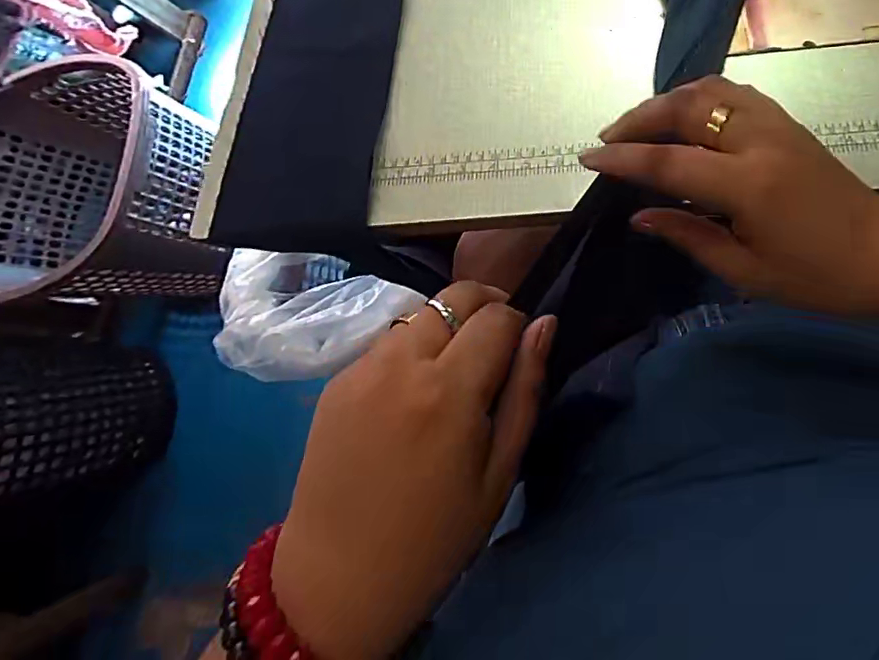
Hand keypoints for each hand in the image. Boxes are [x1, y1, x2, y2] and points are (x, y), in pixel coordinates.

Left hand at [272, 283, 555, 659]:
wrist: (333, 584)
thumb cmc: (435, 537)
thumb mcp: (500, 471)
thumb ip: (526, 388)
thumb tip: (545, 324)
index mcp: (448, 390)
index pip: (498, 316)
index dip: (519, 325)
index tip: (520, 355)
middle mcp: (401, 364)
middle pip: (457, 295)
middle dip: (487, 306)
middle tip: (496, 344)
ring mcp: (361, 369)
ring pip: (422, 312)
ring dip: (448, 325)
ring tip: (453, 371)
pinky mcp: (335, 381)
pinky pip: (388, 340)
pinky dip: (413, 347)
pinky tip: (413, 392)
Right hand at [578, 75, 878, 316]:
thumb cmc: (820, 278)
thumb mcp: (748, 271)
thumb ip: (689, 235)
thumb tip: (639, 216)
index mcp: (749, 184)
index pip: (669, 161)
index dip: (623, 158)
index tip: (588, 158)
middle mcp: (760, 140)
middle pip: (687, 107)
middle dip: (640, 118)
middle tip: (610, 140)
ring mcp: (778, 125)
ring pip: (711, 89)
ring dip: (669, 100)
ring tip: (643, 125)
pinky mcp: (789, 124)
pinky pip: (735, 94)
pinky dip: (700, 97)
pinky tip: (688, 118)